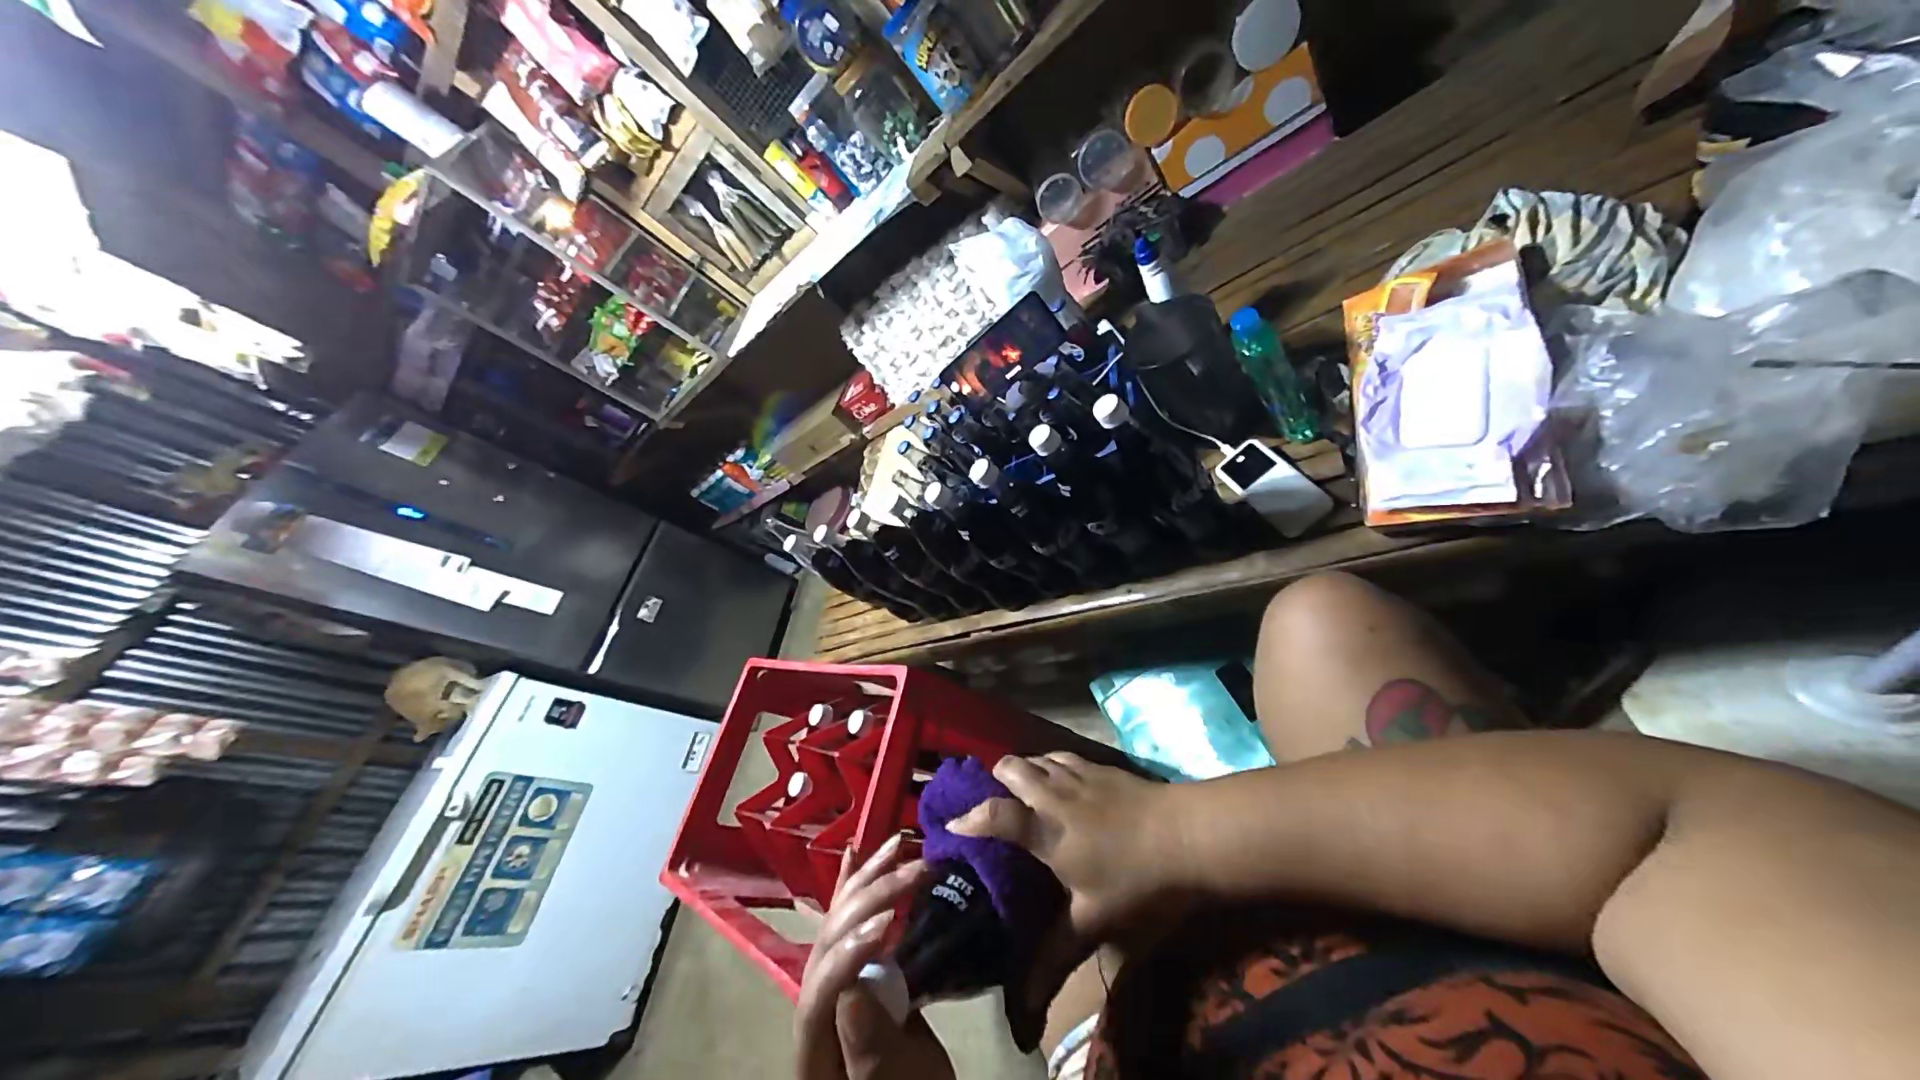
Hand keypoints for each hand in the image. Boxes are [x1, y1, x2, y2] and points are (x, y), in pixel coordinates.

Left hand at [795, 833, 955, 1079]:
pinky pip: (851, 922)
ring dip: (869, 880)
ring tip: (899, 845)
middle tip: (918, 871)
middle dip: (870, 901)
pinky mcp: (858, 969)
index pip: (819, 991)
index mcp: (815, 1043)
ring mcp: (834, 981)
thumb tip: (853, 991)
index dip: (847, 955)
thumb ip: (870, 1047)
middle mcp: (815, 1004)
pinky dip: (854, 886)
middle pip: (829, 945)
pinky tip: (856, 852)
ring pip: (839, 922)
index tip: (889, 925)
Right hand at [949, 753, 1183, 941]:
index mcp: (1044, 831)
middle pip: (1011, 768)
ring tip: (1027, 791)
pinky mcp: (1099, 766)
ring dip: (1025, 770)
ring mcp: (1077, 775)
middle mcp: (1053, 795)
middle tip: (998, 801)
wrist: (1184, 834)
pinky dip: (1050, 763)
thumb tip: (1025, 1002)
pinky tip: (1061, 780)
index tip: (952, 825)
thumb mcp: (1092, 920)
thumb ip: (1055, 954)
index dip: (969, 818)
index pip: (995, 815)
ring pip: (1037, 758)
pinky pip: (1062, 755)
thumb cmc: (1133, 879)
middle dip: (997, 778)